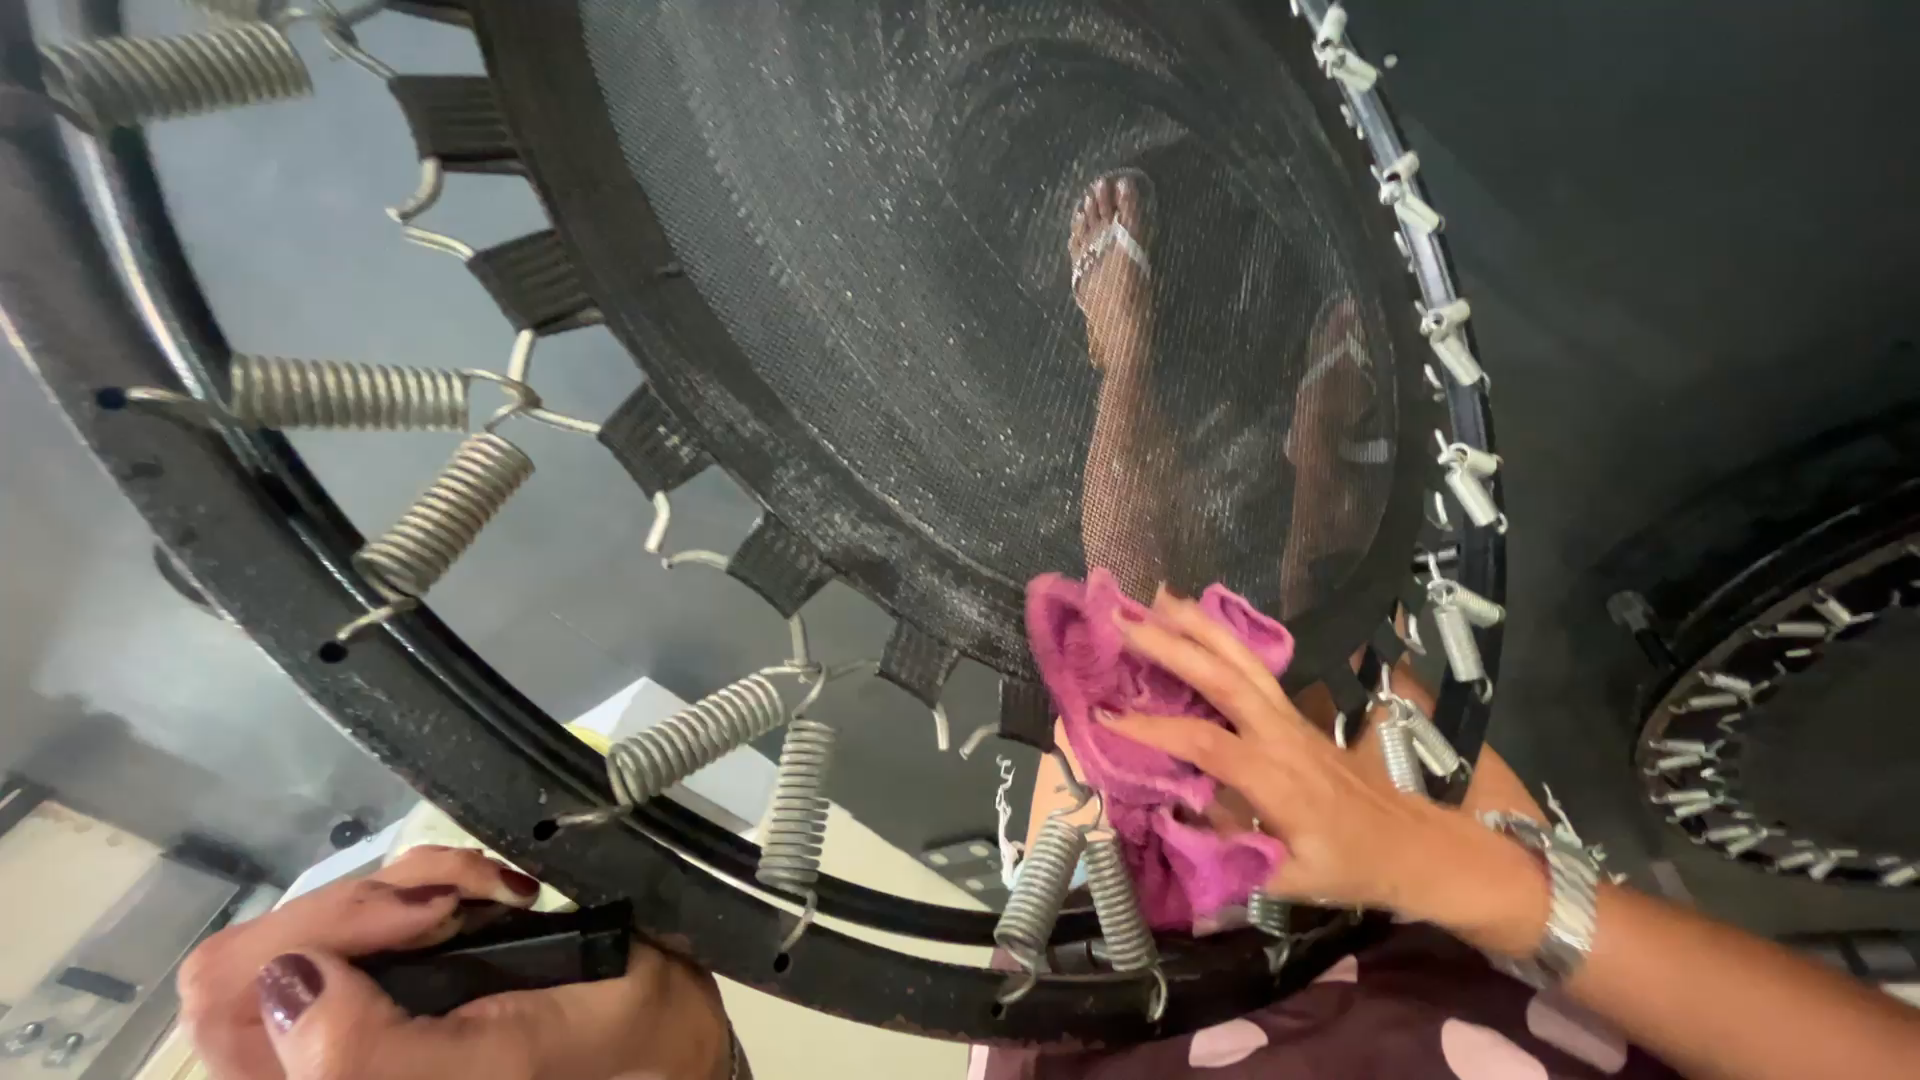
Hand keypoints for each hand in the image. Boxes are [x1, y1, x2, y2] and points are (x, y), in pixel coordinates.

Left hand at [178, 846, 728, 1079]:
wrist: (654, 1031)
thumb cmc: (587, 1054)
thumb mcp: (490, 1066)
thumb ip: (365, 1059)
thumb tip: (286, 977)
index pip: (229, 993)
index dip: (320, 930)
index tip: (431, 915)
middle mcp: (311, 1057)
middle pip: (270, 939)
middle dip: (377, 898)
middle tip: (467, 902)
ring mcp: (359, 1006)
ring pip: (333, 905)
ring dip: (425, 881)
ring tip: (502, 893)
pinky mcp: (404, 966)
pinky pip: (385, 895)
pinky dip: (443, 877)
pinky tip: (501, 892)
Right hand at [1103, 592, 1548, 951]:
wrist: (1416, 846)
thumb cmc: (1352, 866)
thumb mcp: (1290, 879)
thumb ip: (1230, 852)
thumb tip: (1172, 818)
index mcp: (1276, 778)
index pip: (1205, 742)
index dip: (1152, 730)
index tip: (1104, 717)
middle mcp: (1281, 734)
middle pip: (1223, 677)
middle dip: (1171, 645)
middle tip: (1123, 620)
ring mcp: (1289, 716)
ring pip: (1242, 659)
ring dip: (1199, 624)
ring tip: (1159, 597)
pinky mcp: (1293, 712)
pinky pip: (1252, 665)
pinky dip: (1221, 636)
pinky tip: (1198, 620)